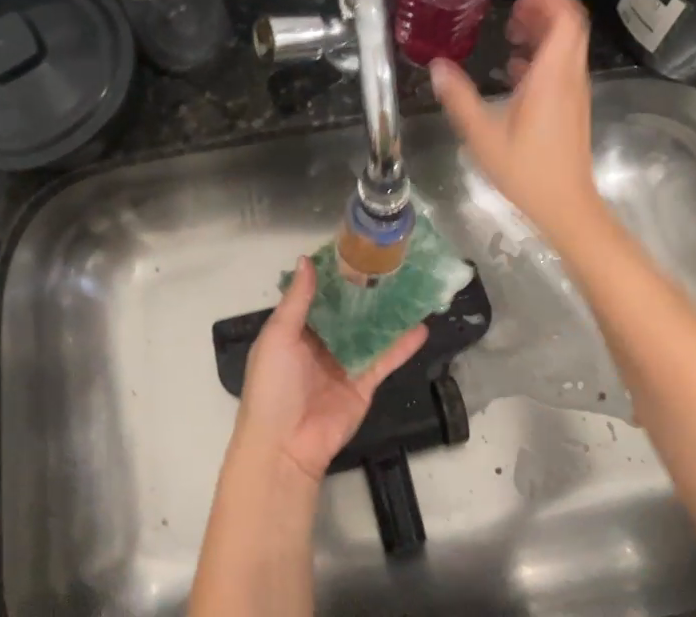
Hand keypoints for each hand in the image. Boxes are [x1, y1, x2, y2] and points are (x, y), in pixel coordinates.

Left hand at [231, 255, 428, 482]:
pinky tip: (422, 326)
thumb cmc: (273, 386)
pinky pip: (384, 360)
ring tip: (412, 287)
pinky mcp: (364, 384)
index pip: (317, 296)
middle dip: (365, 291)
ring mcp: (344, 364)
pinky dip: (402, 345)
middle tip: (390, 263)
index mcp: (295, 331)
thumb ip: (297, 300)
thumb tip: (306, 260)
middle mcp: (320, 344)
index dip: (334, 275)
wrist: (285, 446)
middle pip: (347, 312)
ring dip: (388, 314)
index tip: (355, 249)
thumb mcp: (278, 336)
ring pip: (369, 333)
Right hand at [429, 0, 601, 237]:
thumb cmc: (526, 171)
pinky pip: (563, 64)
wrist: (567, 205)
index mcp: (551, 77)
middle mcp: (568, 77)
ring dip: (545, 28)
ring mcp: (574, 92)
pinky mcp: (572, 105)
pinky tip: (515, 64)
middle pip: (570, 26)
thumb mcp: (483, 135)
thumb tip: (437, 67)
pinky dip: (544, 53)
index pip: (565, 20)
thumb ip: (459, 98)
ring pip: (568, 45)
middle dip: (547, 5)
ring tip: (513, 24)